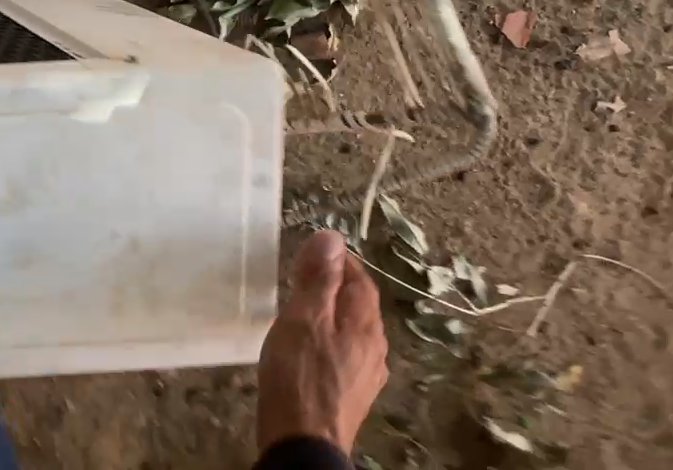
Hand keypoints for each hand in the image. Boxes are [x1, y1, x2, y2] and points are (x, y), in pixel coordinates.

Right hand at [256, 229, 388, 454]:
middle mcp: (373, 347)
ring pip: (352, 328)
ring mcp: (365, 371)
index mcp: (364, 326)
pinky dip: (328, 331)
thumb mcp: (302, 316)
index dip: (341, 260)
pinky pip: (344, 348)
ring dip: (331, 308)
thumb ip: (318, 279)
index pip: (360, 282)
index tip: (313, 247)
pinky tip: (308, 339)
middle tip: (301, 270)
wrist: (303, 434)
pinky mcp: (351, 389)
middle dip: (335, 283)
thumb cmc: (299, 370)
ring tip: (300, 300)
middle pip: (359, 305)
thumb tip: (332, 238)